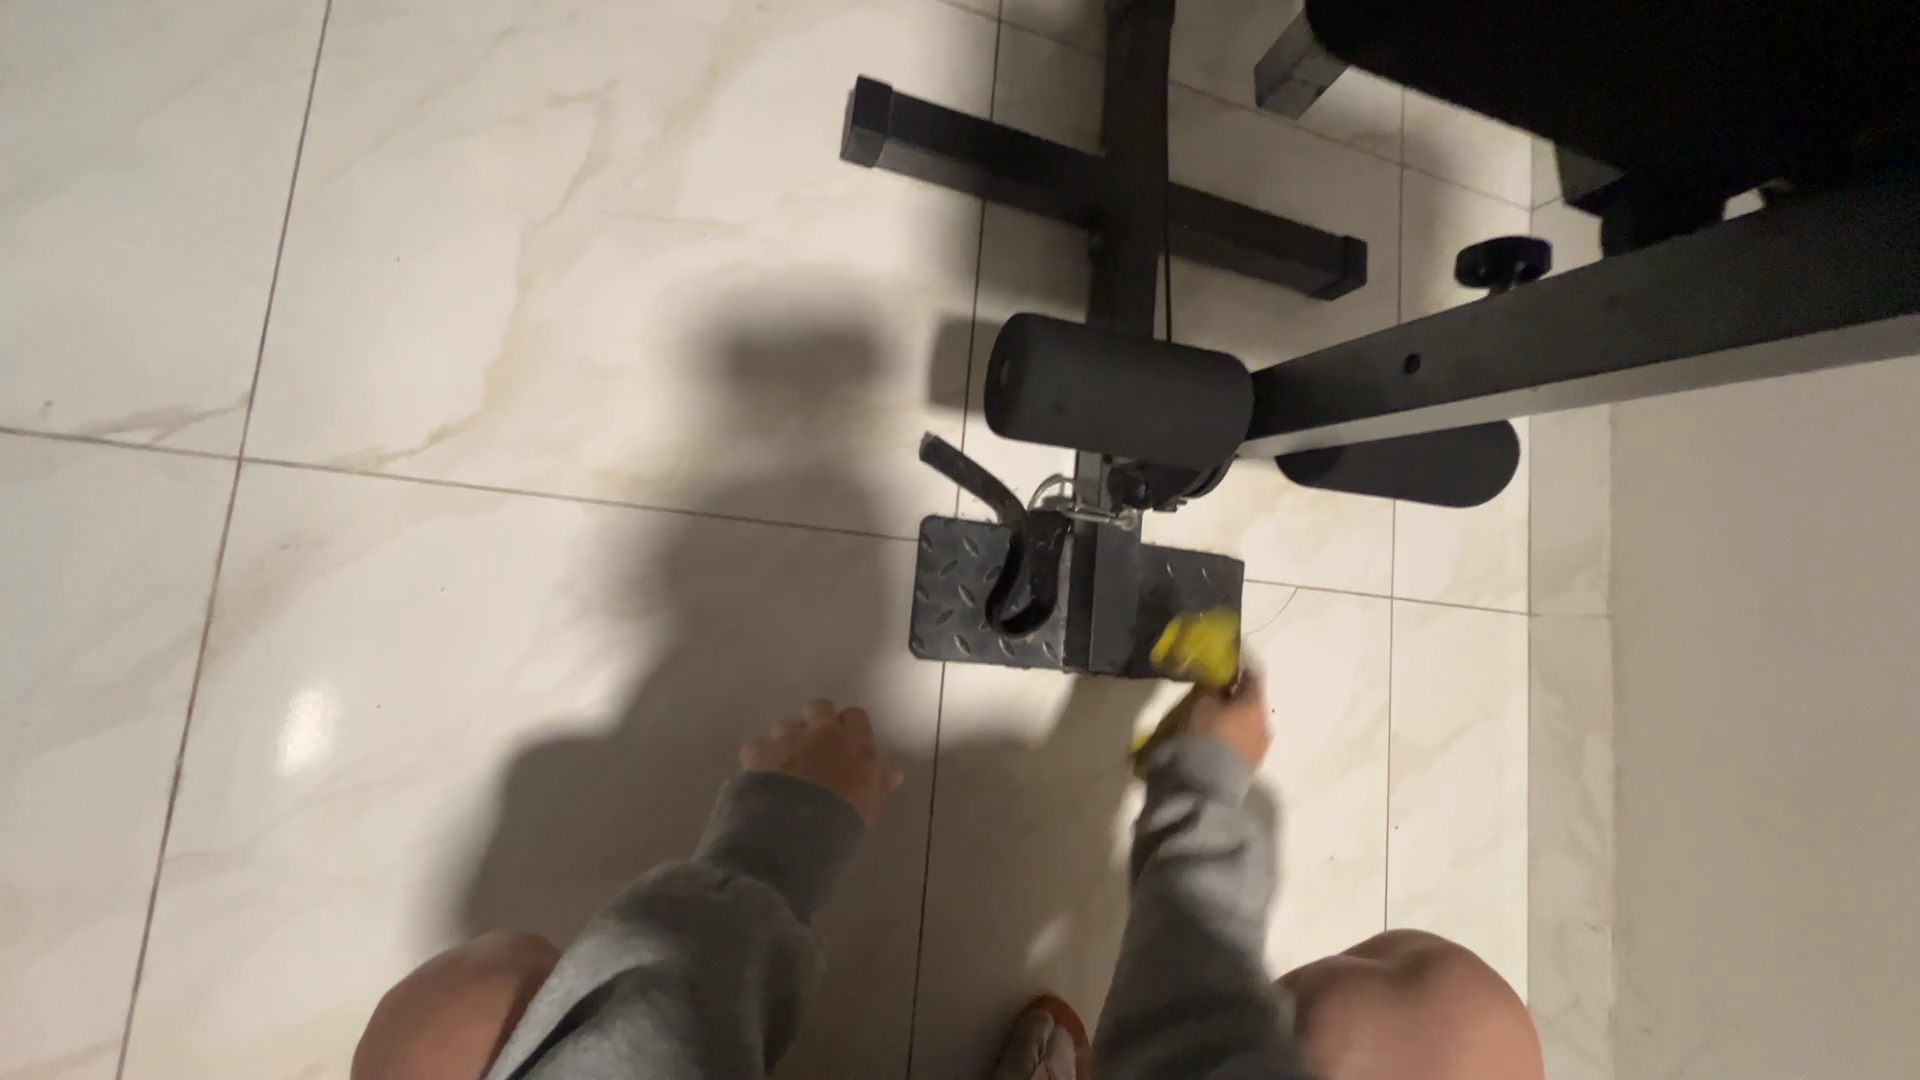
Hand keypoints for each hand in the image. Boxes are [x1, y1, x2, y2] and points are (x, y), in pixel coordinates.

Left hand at [740, 699, 903, 823]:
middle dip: (815, 720)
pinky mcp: (760, 751)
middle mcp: (823, 732)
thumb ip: (879, 784)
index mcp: (855, 742)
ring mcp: (789, 739)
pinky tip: (759, 774)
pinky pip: (757, 746)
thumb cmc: (845, 817)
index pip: (855, 716)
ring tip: (784, 762)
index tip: (845, 741)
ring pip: (786, 724)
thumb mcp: (871, 804)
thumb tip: (893, 774)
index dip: (848, 725)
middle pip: (818, 707)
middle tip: (814, 743)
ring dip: (786, 739)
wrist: (800, 827)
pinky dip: (759, 757)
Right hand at [1186, 669, 1270, 768]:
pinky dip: (1234, 735)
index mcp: (1255, 703)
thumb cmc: (1206, 734)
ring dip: (1236, 718)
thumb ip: (1213, 689)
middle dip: (1237, 698)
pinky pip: (1246, 741)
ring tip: (1215, 721)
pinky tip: (1218, 740)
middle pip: (1252, 702)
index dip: (1241, 669)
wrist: (1210, 781)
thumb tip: (1220, 685)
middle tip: (1217, 696)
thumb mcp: (1201, 703)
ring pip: (1250, 723)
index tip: (1228, 666)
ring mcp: (1262, 746)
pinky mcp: (1254, 764)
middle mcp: (1265, 722)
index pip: (1254, 677)